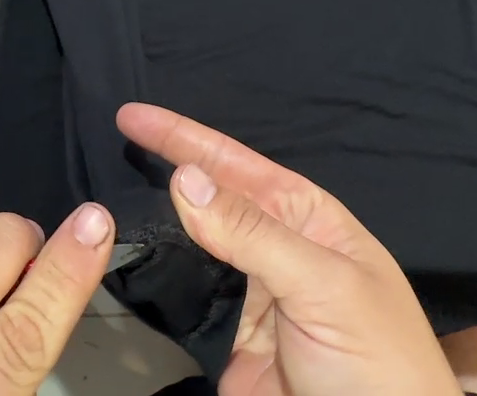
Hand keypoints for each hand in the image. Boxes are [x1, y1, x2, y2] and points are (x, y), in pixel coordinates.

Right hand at [118, 103, 461, 395]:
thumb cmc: (375, 361)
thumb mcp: (324, 286)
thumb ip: (251, 233)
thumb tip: (183, 177)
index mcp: (302, 214)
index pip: (233, 162)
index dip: (181, 135)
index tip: (130, 115)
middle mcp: (270, 243)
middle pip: (205, 197)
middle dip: (160, 170)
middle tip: (105, 149)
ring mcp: (245, 290)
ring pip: (187, 243)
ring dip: (150, 224)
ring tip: (101, 201)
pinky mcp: (224, 335)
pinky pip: (182, 295)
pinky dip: (154, 278)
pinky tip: (122, 260)